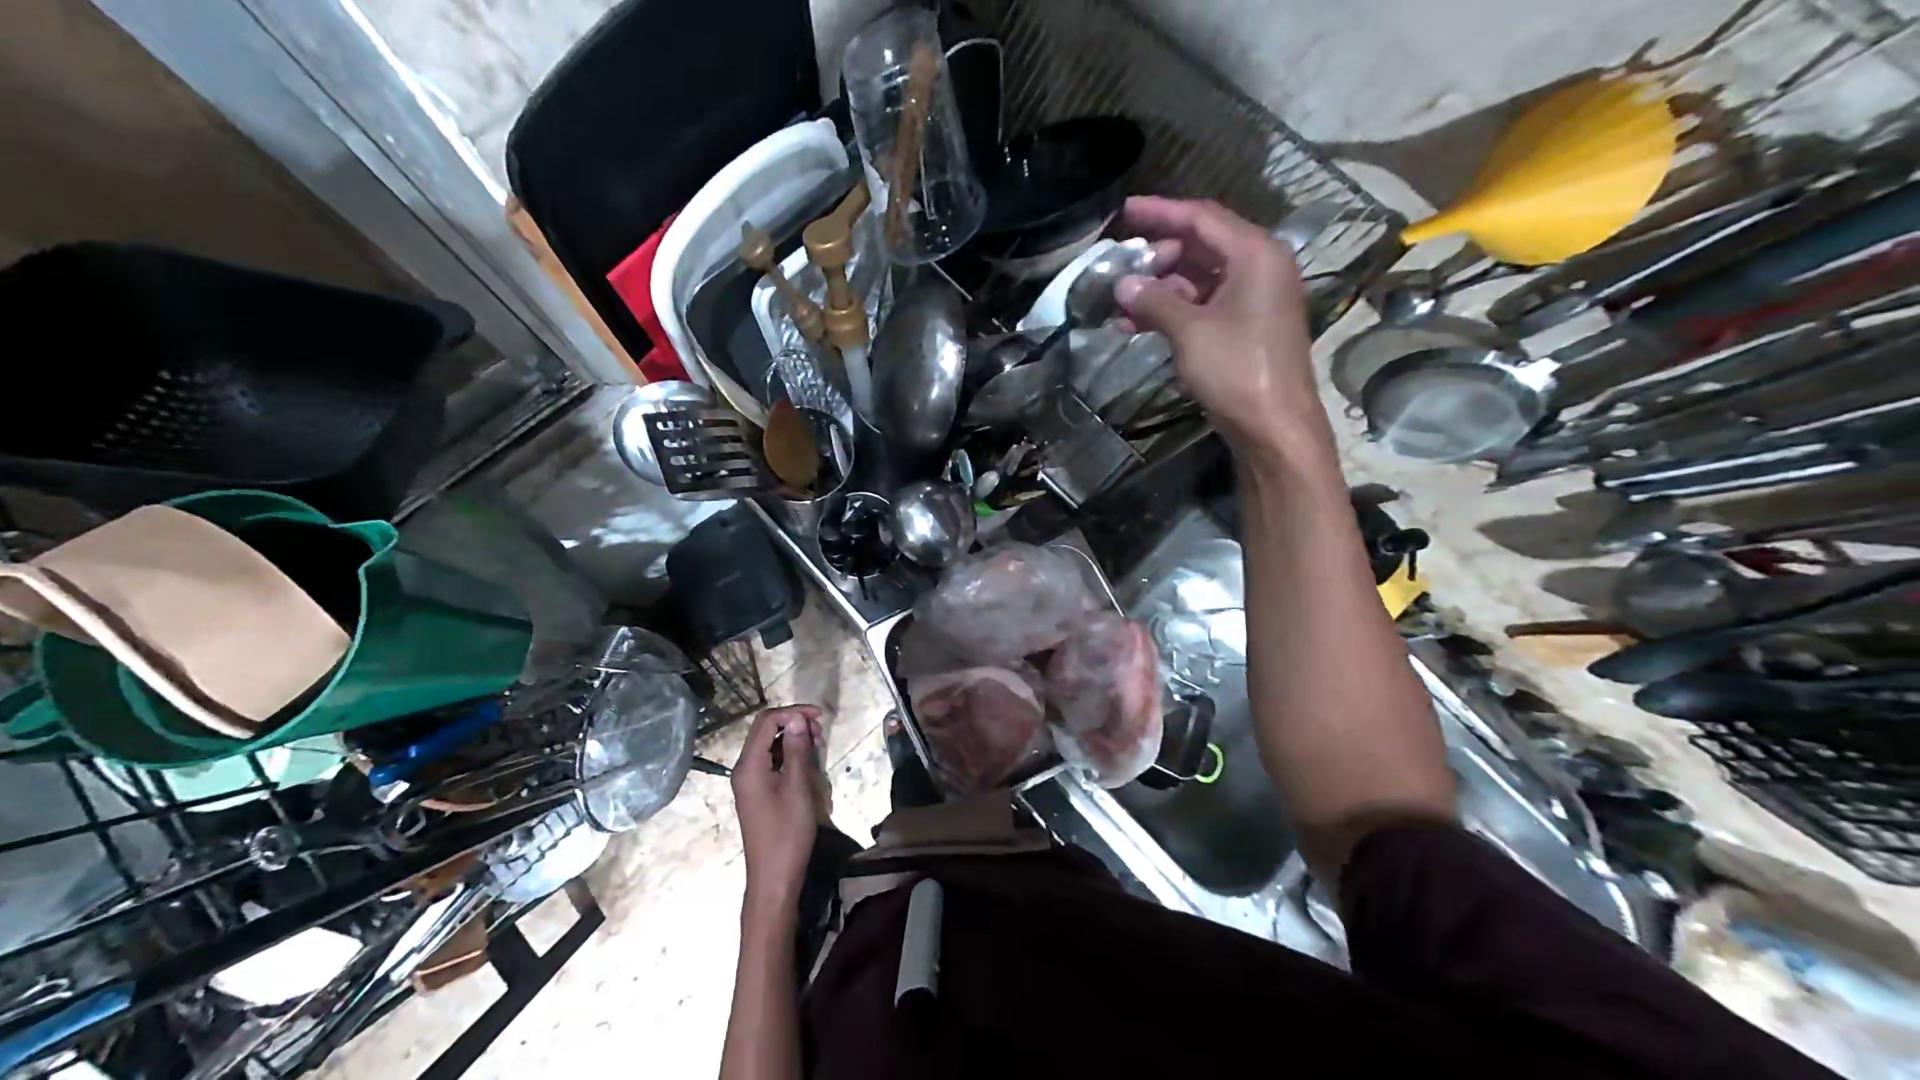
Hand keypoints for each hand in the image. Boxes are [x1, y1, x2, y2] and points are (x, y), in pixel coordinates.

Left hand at [730, 705, 826, 912]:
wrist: (774, 876)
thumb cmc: (787, 832)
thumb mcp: (797, 787)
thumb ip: (795, 750)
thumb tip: (797, 719)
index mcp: (748, 765)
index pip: (767, 722)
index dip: (793, 712)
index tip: (820, 717)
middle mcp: (744, 769)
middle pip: (765, 730)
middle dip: (793, 723)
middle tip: (820, 732)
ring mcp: (749, 781)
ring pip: (769, 745)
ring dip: (792, 738)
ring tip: (817, 745)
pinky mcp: (758, 792)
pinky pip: (771, 761)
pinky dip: (789, 755)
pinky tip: (806, 762)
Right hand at [1114, 197, 1331, 461]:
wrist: (1273, 426)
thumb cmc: (1237, 371)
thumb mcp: (1190, 332)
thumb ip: (1155, 302)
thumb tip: (1122, 285)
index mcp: (1256, 255)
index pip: (1203, 218)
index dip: (1162, 212)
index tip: (1125, 211)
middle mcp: (1259, 268)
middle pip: (1201, 246)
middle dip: (1158, 257)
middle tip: (1122, 270)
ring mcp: (1254, 299)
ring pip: (1199, 279)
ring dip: (1160, 289)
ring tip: (1121, 302)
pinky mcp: (1246, 327)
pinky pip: (1204, 306)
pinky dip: (1173, 311)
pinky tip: (1137, 324)